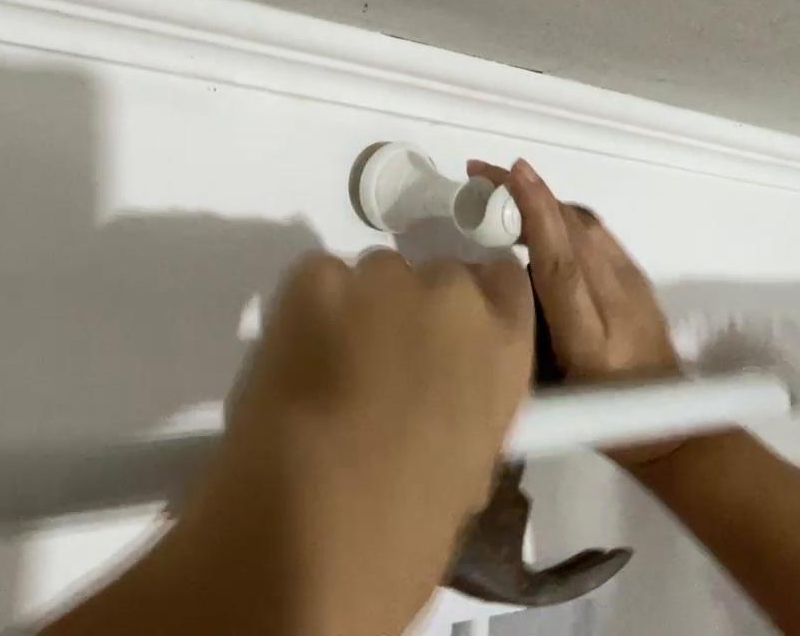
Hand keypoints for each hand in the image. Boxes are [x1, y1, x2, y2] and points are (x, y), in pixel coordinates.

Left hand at [168, 250, 534, 635]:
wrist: (313, 523)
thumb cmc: (404, 523)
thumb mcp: (470, 461)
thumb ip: (465, 398)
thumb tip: (437, 389)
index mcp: (503, 345)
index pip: (500, 280)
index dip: (468, 303)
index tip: (441, 330)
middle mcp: (450, 295)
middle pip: (430, 275)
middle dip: (407, 309)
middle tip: (378, 361)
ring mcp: (380, 280)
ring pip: (370, 275)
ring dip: (356, 308)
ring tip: (328, 368)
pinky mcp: (314, 278)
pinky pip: (316, 278)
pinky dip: (307, 308)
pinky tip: (296, 359)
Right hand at [468, 158, 682, 467]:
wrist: (672, 430)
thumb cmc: (594, 416)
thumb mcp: (546, 387)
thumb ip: (524, 328)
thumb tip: (497, 276)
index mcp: (588, 336)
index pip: (560, 262)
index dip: (536, 214)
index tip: (513, 174)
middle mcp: (616, 301)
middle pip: (573, 229)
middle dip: (528, 191)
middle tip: (479, 174)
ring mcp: (634, 285)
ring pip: (585, 223)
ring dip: (542, 198)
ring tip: (500, 189)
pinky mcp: (639, 279)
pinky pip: (594, 232)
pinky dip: (560, 214)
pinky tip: (536, 218)